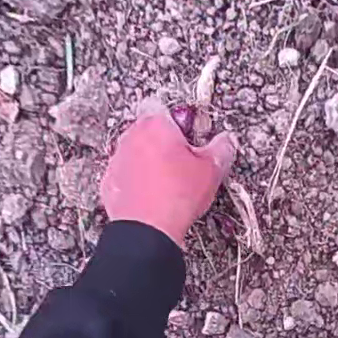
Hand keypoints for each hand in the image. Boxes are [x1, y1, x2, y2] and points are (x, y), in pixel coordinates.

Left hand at [98, 104, 234, 248]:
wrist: (148, 230)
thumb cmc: (177, 195)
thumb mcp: (211, 170)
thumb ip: (221, 149)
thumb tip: (227, 141)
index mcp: (156, 125)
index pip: (163, 107)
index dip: (179, 123)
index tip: (191, 139)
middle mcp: (131, 137)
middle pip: (150, 131)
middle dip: (166, 144)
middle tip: (185, 164)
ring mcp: (117, 160)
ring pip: (137, 153)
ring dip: (152, 163)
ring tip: (171, 185)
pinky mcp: (110, 183)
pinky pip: (127, 175)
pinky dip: (139, 182)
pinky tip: (155, 197)